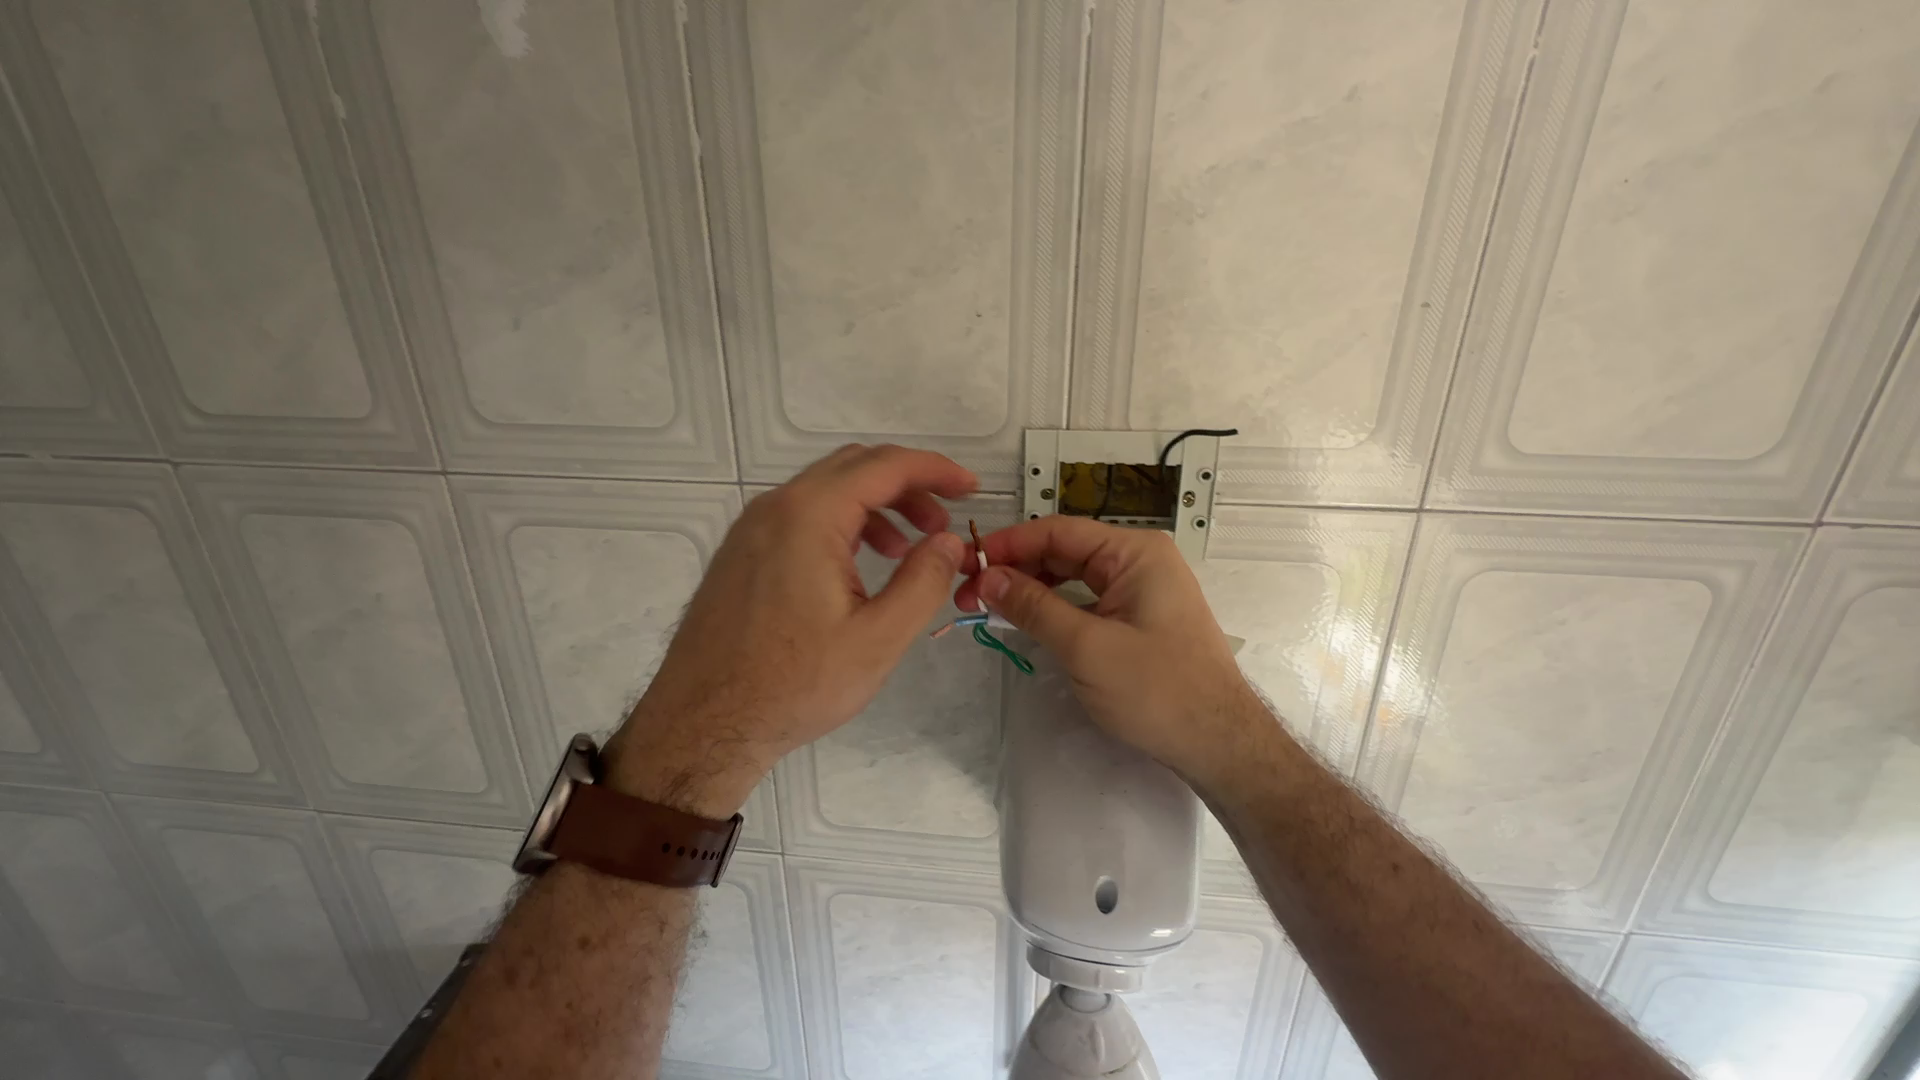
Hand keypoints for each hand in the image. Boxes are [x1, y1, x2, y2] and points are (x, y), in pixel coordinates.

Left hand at [605, 445, 976, 814]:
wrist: (704, 724)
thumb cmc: (794, 684)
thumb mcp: (877, 639)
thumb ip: (923, 582)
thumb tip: (950, 543)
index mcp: (809, 516)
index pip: (884, 466)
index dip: (935, 470)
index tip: (971, 487)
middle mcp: (776, 507)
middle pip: (854, 468)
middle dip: (908, 486)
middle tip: (943, 522)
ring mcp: (752, 528)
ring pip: (826, 491)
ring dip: (876, 506)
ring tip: (908, 550)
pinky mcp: (743, 552)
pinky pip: (802, 516)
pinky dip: (842, 524)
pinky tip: (860, 566)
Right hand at [953, 515, 1262, 785]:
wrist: (1219, 744)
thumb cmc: (1157, 690)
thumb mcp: (1086, 647)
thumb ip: (1034, 607)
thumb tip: (987, 577)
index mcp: (1135, 552)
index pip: (1058, 531)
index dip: (1009, 544)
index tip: (966, 564)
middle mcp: (1140, 561)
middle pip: (1064, 551)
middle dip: (1015, 569)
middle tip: (968, 594)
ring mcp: (1142, 590)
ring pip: (1073, 577)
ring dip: (1031, 589)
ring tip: (988, 607)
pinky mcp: (1139, 619)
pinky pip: (1087, 601)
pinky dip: (1054, 608)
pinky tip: (1026, 620)